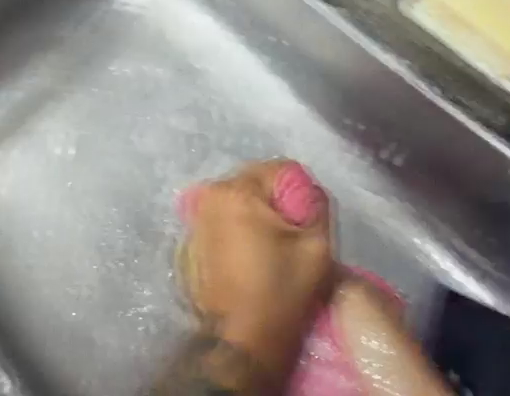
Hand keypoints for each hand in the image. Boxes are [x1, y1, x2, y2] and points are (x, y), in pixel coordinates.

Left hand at [182, 160, 335, 383]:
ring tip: (271, 248)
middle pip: (258, 181)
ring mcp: (197, 214)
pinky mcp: (193, 234)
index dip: (300, 195)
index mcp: (237, 190)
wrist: (240, 341)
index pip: (281, 169)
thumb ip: (316, 204)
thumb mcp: (316, 246)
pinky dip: (241, 226)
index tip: (303, 226)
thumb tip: (308, 189)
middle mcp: (210, 194)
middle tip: (290, 237)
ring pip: (241, 198)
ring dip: (258, 214)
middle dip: (277, 202)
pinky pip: (226, 216)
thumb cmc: (280, 292)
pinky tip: (252, 254)